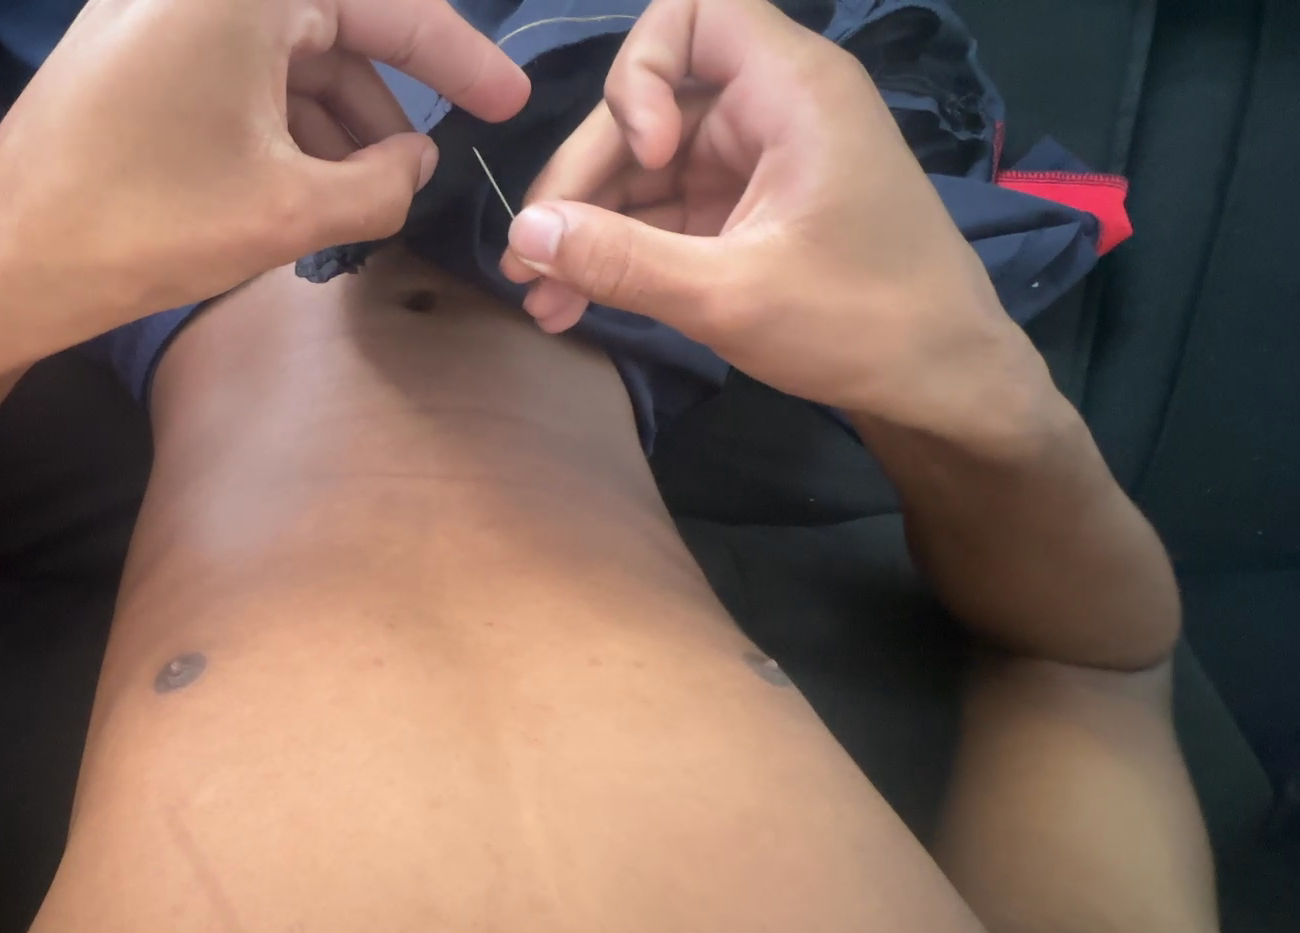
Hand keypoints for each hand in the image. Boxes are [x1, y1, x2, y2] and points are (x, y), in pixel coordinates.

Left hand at [0, 0, 528, 377]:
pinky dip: (278, 131)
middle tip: (412, 180)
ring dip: (330, 130)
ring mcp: (156, 15)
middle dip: (381, 110)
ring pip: (281, 63)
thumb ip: (380, 183)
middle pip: (330, 31)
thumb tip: (420, 162)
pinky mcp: (131, 58)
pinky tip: (296, 189)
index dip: (458, 57)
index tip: (506, 105)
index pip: (385, 3)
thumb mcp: (289, 213)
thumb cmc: (145, 231)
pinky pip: (234, 81)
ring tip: (355, 204)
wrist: (4, 270)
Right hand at [498, 0, 1047, 436]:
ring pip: (636, 173)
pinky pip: (653, 218)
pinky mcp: (731, 216)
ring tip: (541, 301)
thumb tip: (521, 235)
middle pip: (640, 112)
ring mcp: (743, 168)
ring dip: (582, 233)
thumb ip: (620, 261)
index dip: (642, 75)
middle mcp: (761, 113)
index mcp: (787, 93)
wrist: (928, 380)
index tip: (644, 157)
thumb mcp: (725, 295)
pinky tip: (570, 305)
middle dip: (577, 186)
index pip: (693, 13)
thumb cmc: (853, 323)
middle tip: (528, 264)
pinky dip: (612, 257)